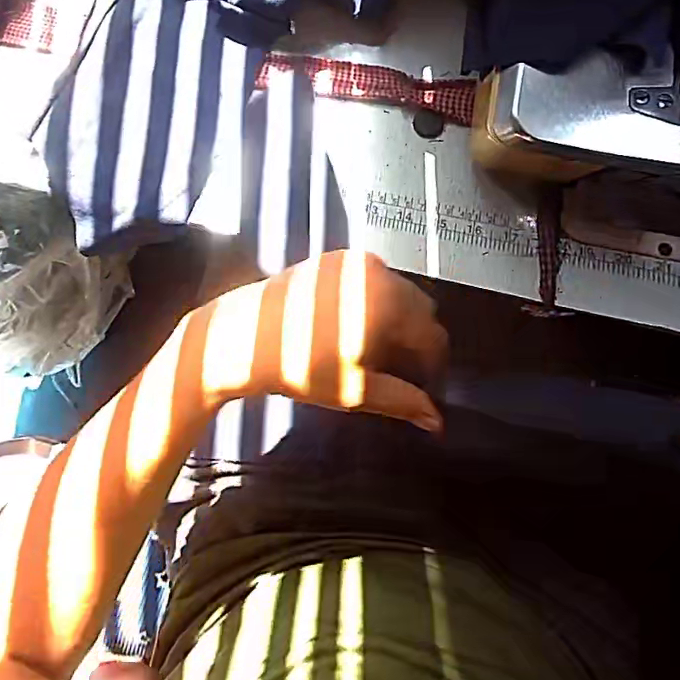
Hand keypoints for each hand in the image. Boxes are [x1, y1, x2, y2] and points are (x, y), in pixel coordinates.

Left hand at [178, 249, 447, 432]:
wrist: (243, 337)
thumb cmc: (299, 366)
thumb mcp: (354, 391)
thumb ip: (403, 401)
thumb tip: (436, 421)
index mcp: (388, 302)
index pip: (433, 334)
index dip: (432, 364)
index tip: (422, 384)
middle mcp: (376, 272)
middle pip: (421, 308)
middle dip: (416, 339)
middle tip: (397, 370)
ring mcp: (354, 261)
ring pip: (398, 291)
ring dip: (397, 319)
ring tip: (370, 350)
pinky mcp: (334, 258)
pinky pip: (372, 279)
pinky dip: (374, 300)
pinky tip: (351, 327)